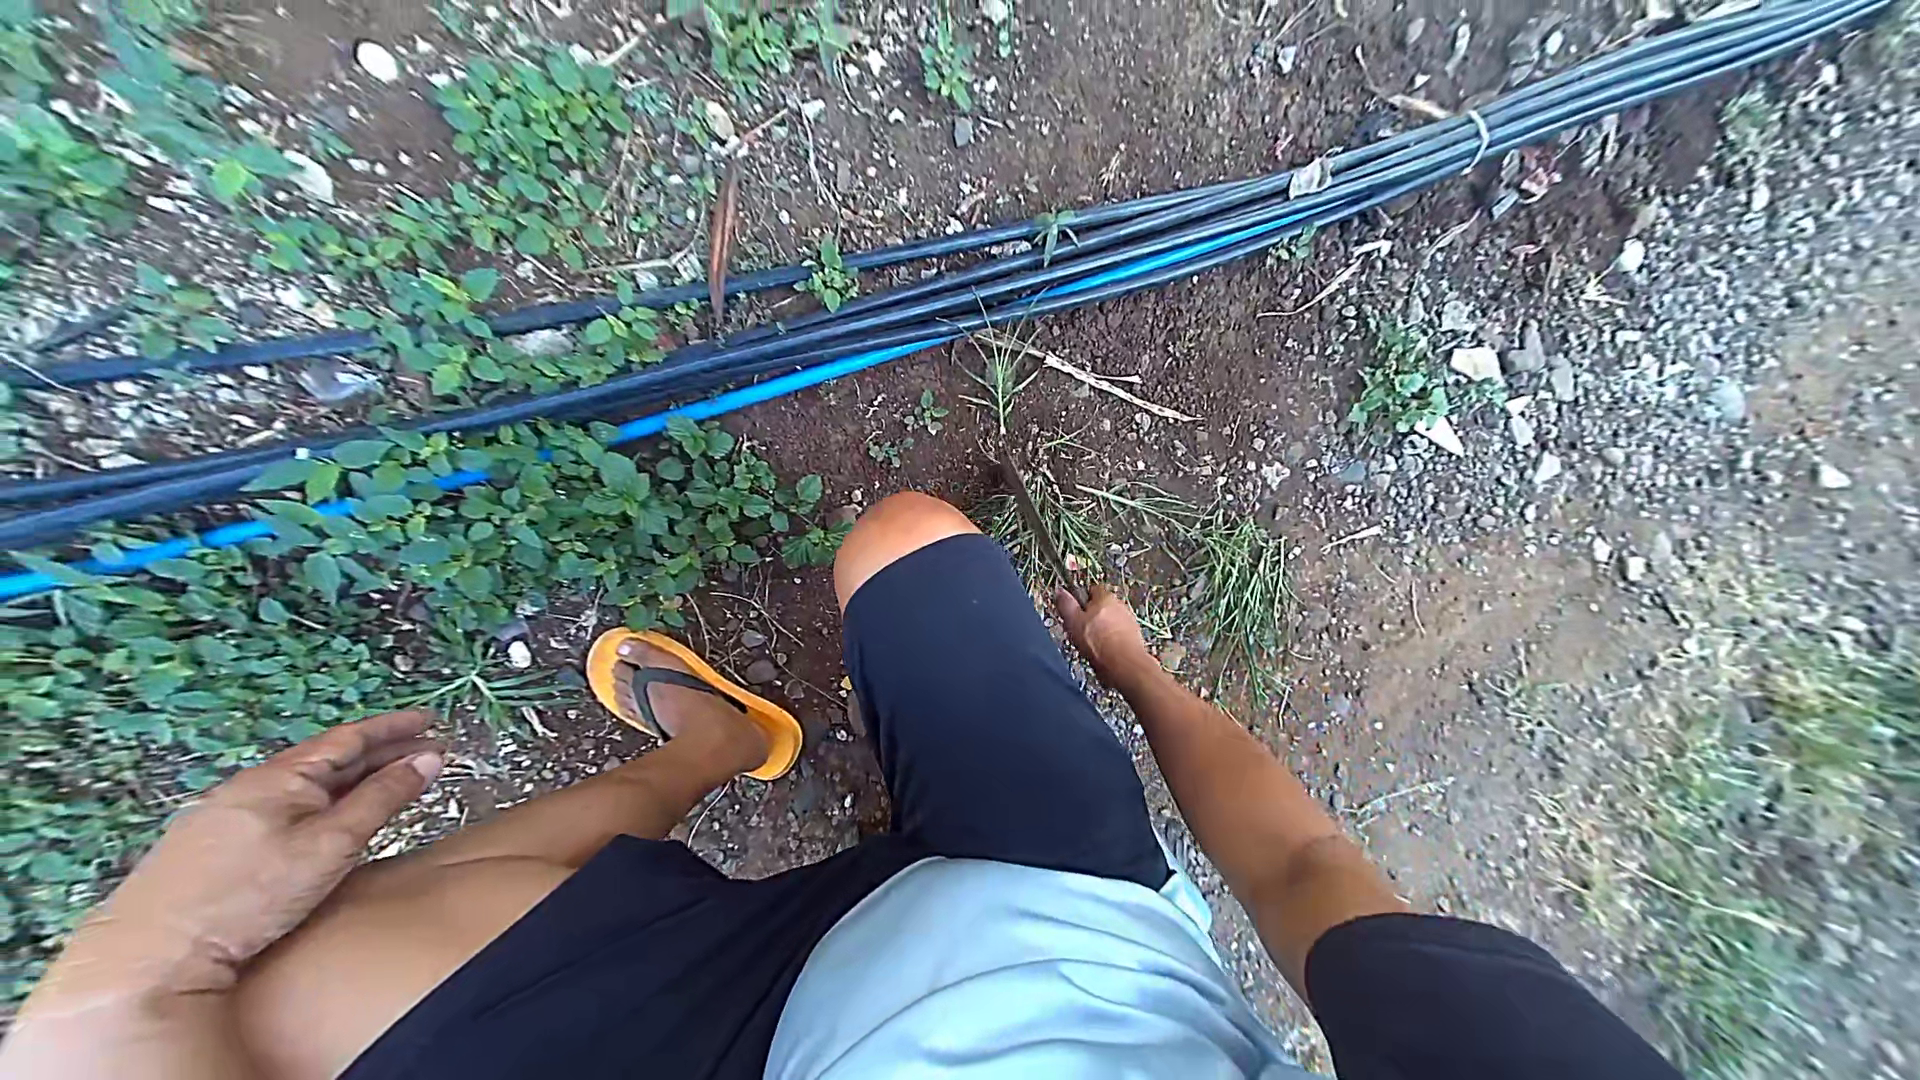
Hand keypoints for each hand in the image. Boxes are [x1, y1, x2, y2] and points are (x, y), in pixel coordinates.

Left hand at [35, 711, 443, 1003]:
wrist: (141, 967)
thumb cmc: (251, 893)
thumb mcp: (334, 840)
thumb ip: (385, 795)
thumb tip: (431, 756)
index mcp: (279, 777)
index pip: (349, 737)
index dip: (394, 726)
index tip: (431, 718)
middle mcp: (249, 788)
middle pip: (329, 760)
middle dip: (383, 753)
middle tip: (427, 752)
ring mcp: (224, 819)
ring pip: (307, 786)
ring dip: (356, 778)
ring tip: (393, 781)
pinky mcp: (211, 850)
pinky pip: (285, 808)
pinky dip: (326, 801)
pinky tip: (336, 815)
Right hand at [1053, 584, 1156, 687]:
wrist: (1124, 666)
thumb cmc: (1099, 644)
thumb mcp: (1073, 622)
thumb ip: (1066, 604)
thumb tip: (1060, 592)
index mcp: (1105, 597)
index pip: (1091, 590)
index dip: (1081, 600)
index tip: (1074, 612)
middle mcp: (1120, 606)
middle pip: (1102, 607)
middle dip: (1092, 617)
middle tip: (1080, 630)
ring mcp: (1129, 622)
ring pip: (1111, 622)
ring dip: (1102, 630)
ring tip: (1091, 645)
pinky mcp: (1135, 638)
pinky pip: (1119, 636)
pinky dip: (1112, 642)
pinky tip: (1104, 652)